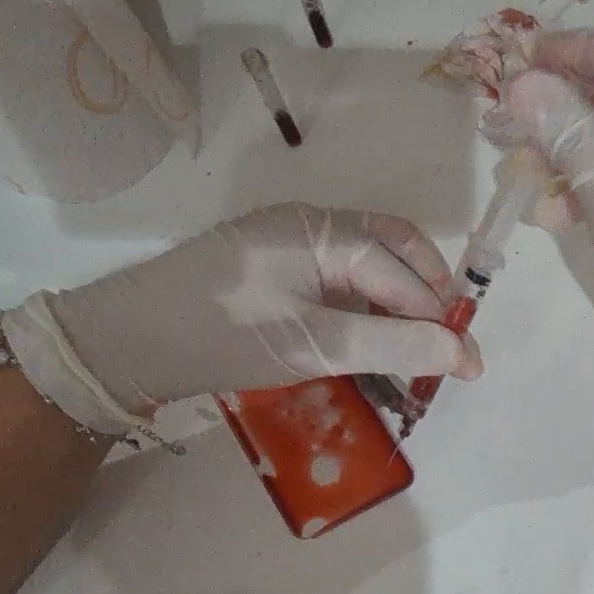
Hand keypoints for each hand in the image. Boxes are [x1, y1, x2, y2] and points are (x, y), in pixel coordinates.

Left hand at [0, 203, 482, 434]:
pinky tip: (377, 349)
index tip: (468, 365)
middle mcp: (313, 228)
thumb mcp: (314, 346)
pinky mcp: (282, 274)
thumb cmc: (222, 336)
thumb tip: (463, 353)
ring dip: (403, 309)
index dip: (440, 318)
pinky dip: (371, 315)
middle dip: (429, 300)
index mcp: (321, 230)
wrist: (125, 344)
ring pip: (373, 269)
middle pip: (396, 252)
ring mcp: (295, 248)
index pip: (402, 270)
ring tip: (417, 356)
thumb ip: (393, 346)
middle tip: (446, 350)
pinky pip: (345, 285)